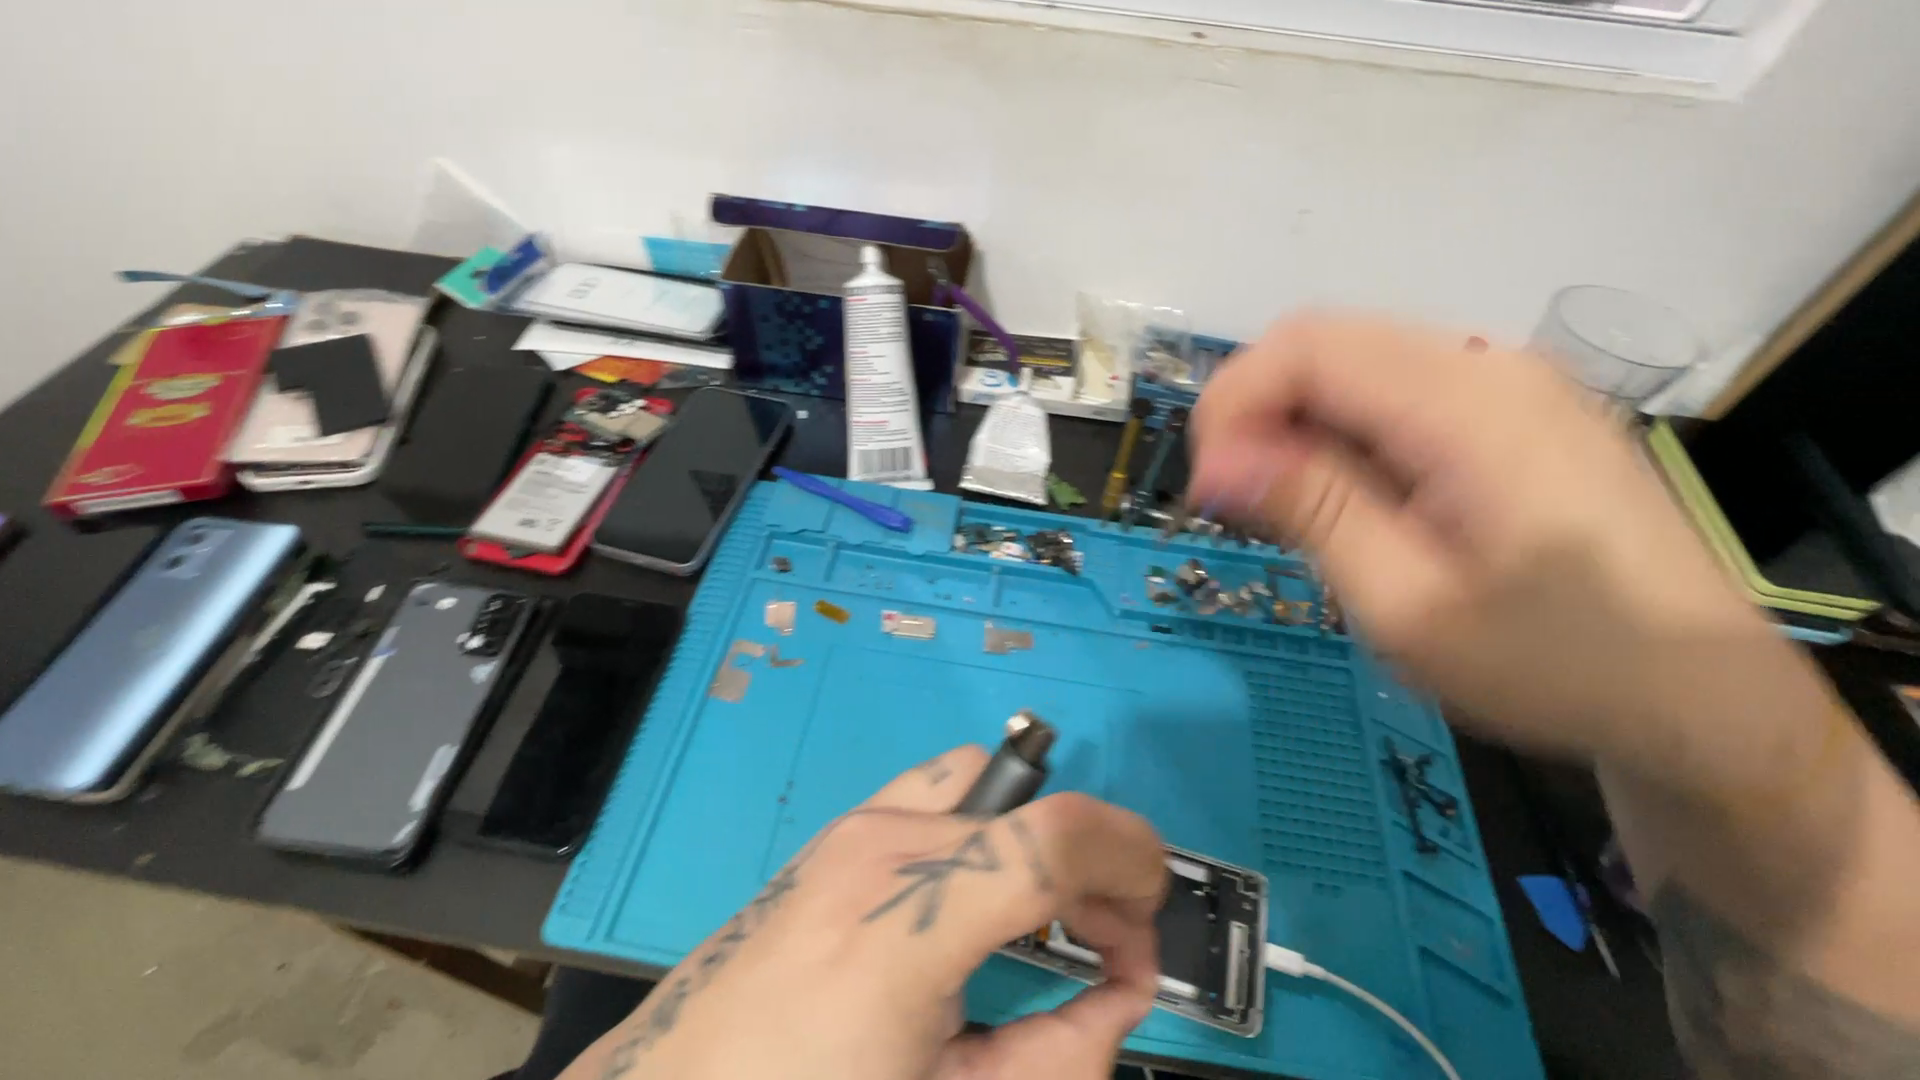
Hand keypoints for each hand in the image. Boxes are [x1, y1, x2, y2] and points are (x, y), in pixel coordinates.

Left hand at [563, 745, 1167, 1079]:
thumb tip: (1123, 995)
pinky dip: (988, 828)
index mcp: (908, 920)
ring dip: (1039, 839)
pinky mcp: (836, 833)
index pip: (1057, 838)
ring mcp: (852, 827)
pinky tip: (977, 899)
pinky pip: (936, 796)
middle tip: (1108, 946)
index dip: (1134, 868)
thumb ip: (1060, 1056)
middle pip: (1033, 809)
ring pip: (987, 783)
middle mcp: (883, 843)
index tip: (1148, 935)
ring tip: (1046, 917)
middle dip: (1094, 867)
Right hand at [1187, 315, 1789, 780]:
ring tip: (1288, 508)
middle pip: (1327, 340)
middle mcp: (1488, 367)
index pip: (1305, 346)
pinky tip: (1350, 497)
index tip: (1209, 490)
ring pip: (1356, 362)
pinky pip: (1396, 390)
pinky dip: (1343, 430)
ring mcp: (1509, 384)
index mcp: (1465, 404)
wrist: (1700, 696)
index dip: (1232, 404)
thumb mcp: (1409, 604)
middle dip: (1256, 411)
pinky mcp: (1514, 412)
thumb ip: (1312, 513)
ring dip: (1296, 422)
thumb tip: (1213, 463)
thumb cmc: (1551, 662)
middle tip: (1239, 502)